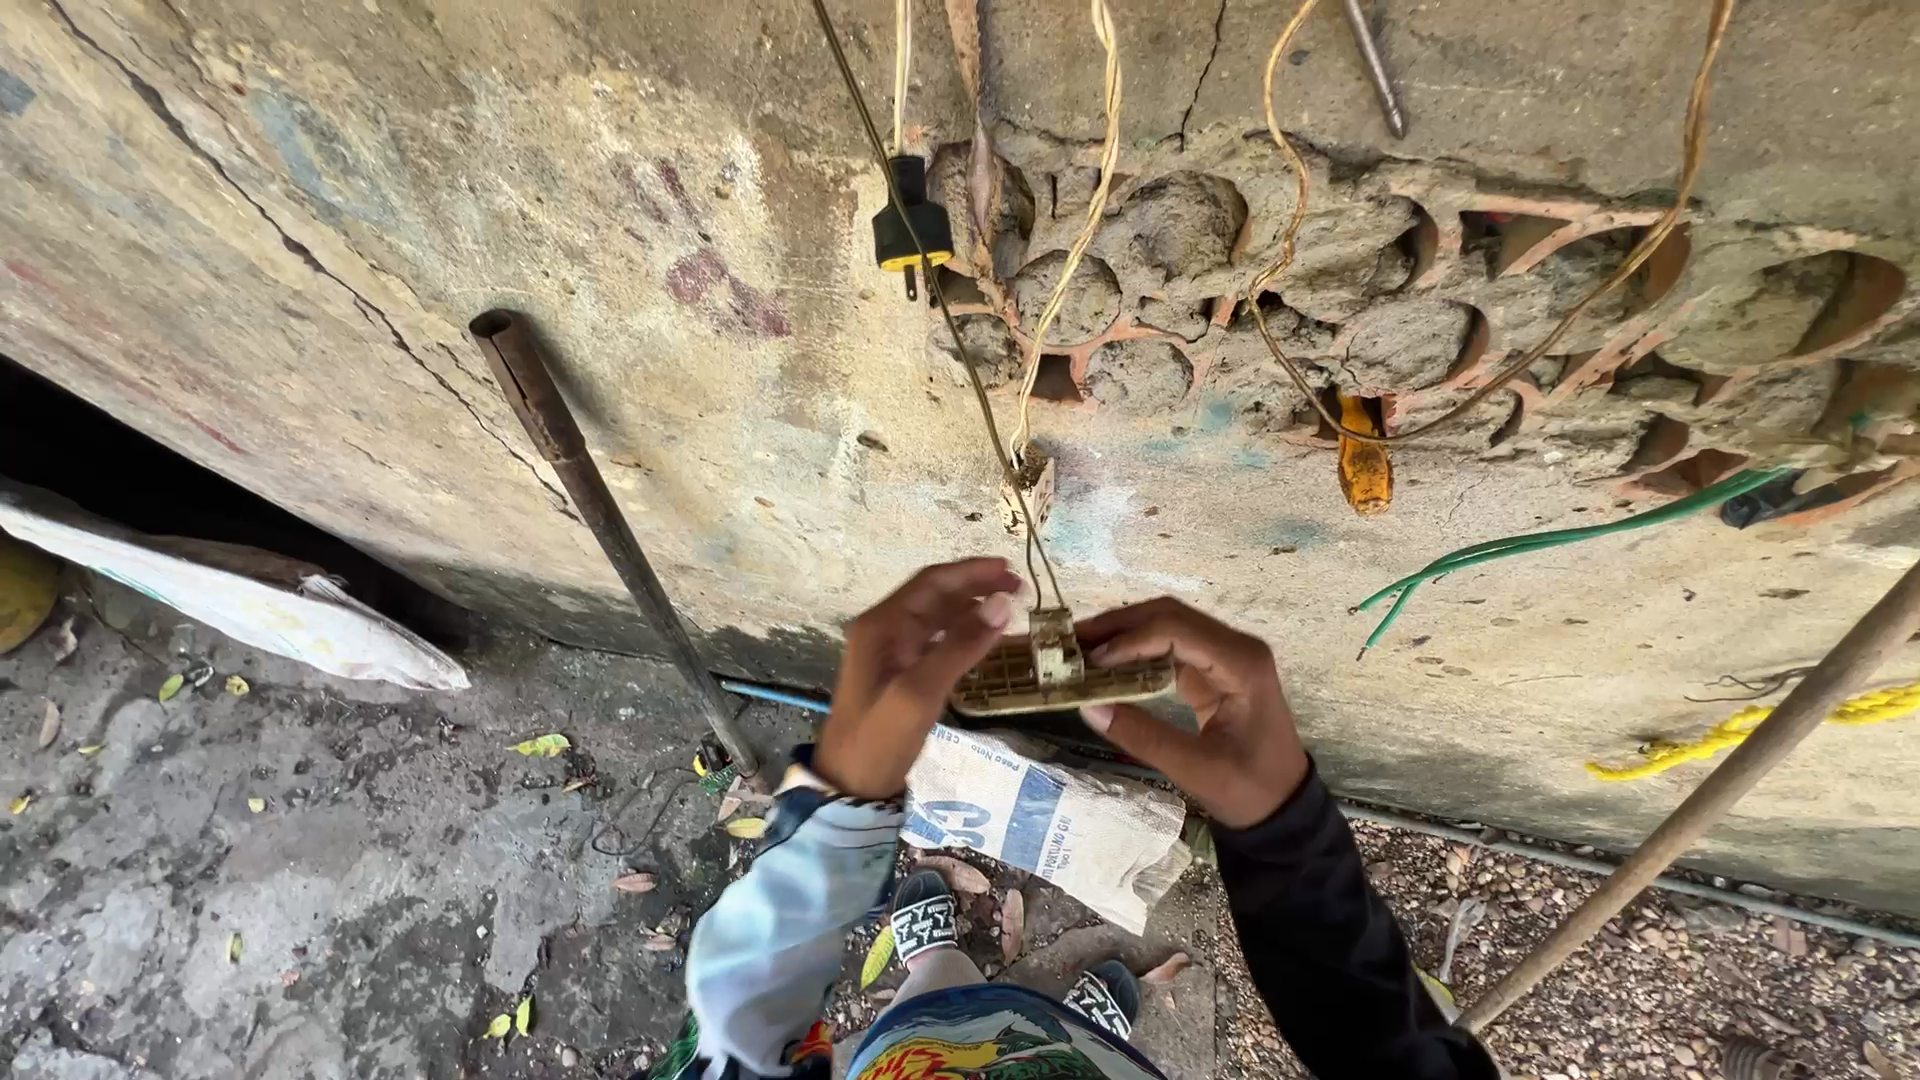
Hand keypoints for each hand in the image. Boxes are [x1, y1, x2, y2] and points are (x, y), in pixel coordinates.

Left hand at [813, 558, 1021, 798]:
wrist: (850, 785)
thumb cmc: (880, 738)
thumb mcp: (921, 692)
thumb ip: (961, 646)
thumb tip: (1003, 604)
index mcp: (881, 624)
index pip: (931, 582)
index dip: (971, 572)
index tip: (1010, 569)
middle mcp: (883, 628)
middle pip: (935, 594)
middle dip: (975, 586)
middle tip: (1019, 588)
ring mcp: (890, 650)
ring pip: (936, 615)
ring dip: (971, 607)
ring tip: (1009, 608)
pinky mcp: (899, 670)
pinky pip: (935, 638)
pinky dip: (961, 632)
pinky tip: (985, 637)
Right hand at [1077, 598, 1308, 828]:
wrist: (1284, 806)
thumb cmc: (1249, 789)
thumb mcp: (1195, 769)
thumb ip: (1142, 736)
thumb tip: (1088, 706)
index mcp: (1241, 664)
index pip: (1175, 630)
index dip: (1129, 640)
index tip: (1091, 661)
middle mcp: (1235, 646)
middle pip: (1168, 614)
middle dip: (1119, 625)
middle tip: (1073, 641)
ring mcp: (1224, 653)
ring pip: (1166, 622)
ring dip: (1124, 631)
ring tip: (1082, 646)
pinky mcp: (1212, 666)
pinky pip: (1169, 642)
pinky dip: (1136, 648)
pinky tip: (1107, 661)